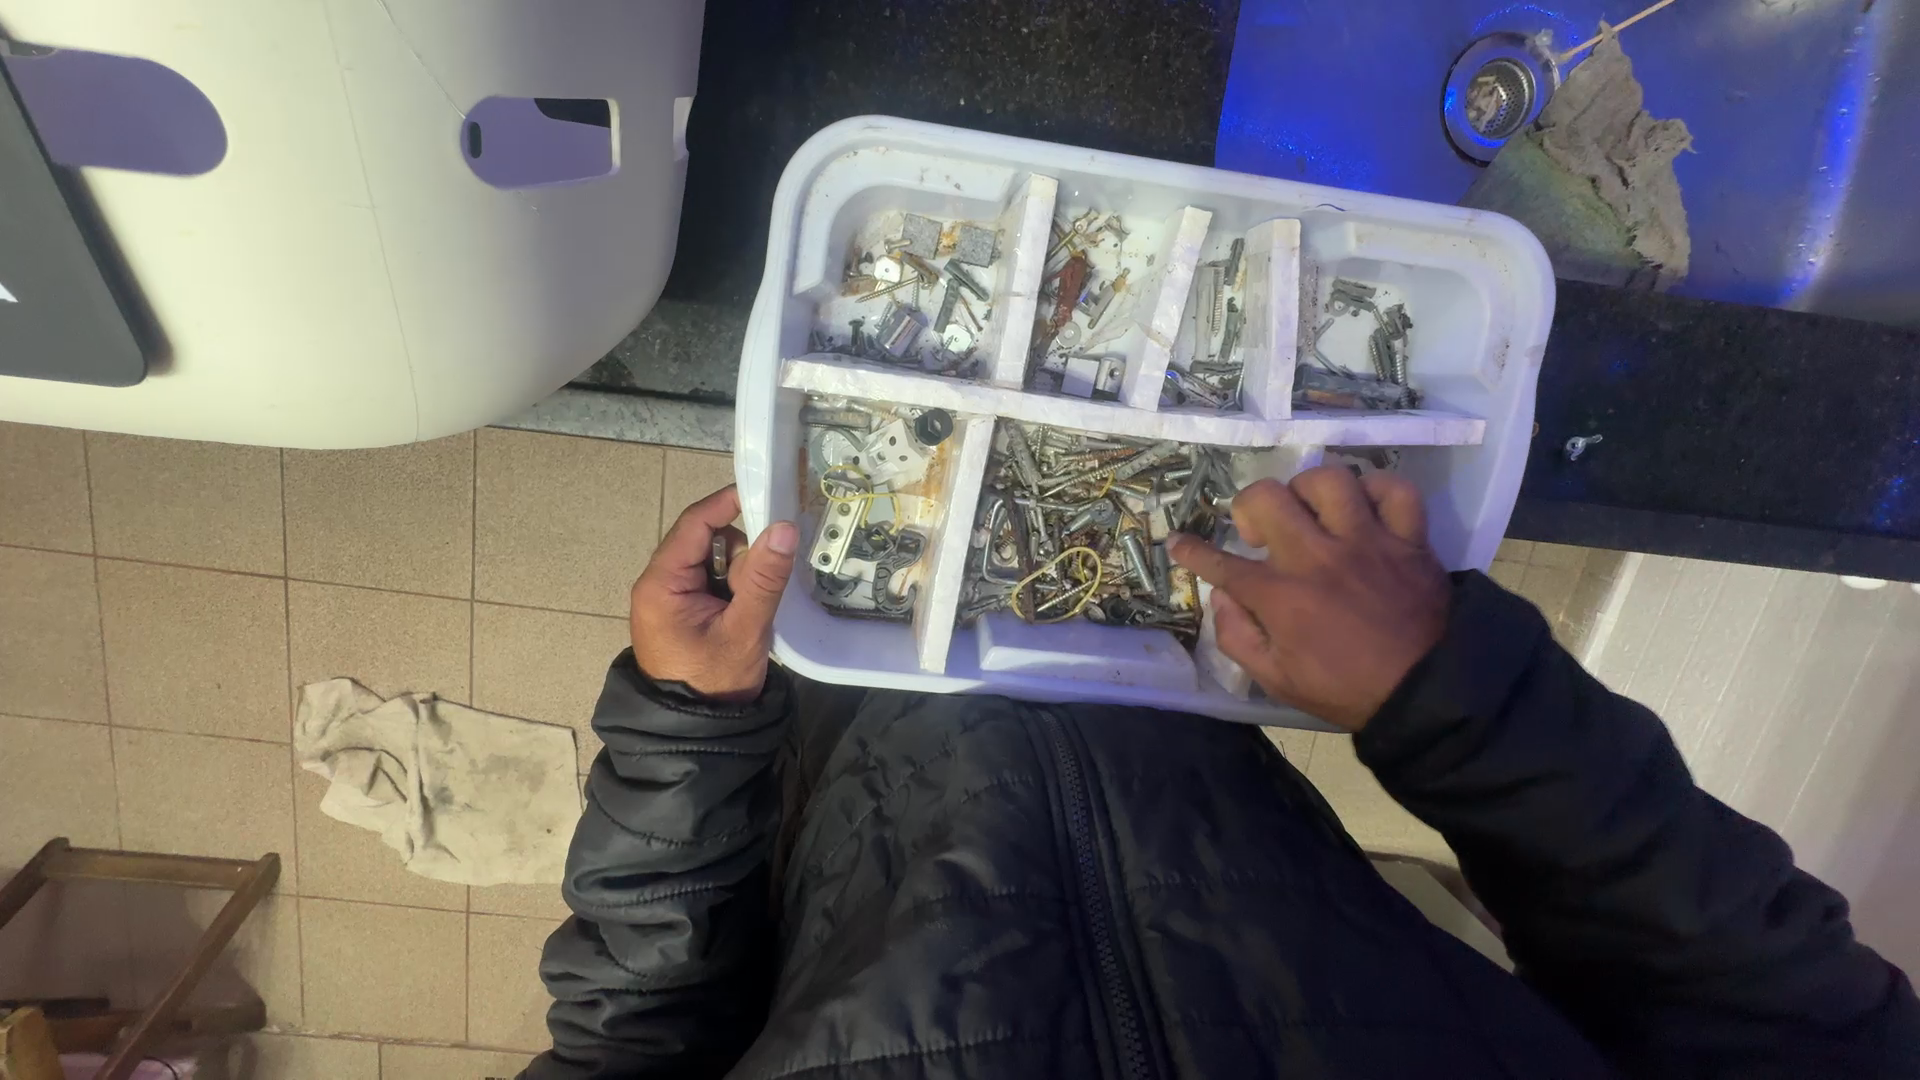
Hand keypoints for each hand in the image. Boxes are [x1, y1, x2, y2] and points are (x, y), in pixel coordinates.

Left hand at [630, 486, 798, 702]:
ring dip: (739, 572)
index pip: (694, 523)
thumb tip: (785, 527)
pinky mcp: (687, 609)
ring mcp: (673, 596)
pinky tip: (746, 608)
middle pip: (707, 539)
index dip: (728, 504)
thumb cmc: (714, 681)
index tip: (767, 495)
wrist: (699, 732)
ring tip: (749, 608)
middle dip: (739, 553)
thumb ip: (763, 577)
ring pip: (715, 558)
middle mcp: (660, 582)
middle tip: (755, 588)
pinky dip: (736, 585)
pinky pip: (715, 579)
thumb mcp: (744, 628)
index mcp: (661, 583)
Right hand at [1167, 467, 1449, 730]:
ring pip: (1327, 481)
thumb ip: (1237, 636)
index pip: (1221, 563)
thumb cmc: (1345, 688)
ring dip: (1307, 492)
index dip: (1191, 551)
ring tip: (1309, 513)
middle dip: (1248, 507)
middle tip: (1258, 534)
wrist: (1430, 694)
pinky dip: (1376, 491)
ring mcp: (1367, 542)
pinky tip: (1362, 509)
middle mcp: (1317, 558)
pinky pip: (1396, 490)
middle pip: (1266, 498)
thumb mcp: (1275, 678)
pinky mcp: (1409, 540)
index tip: (1178, 542)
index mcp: (1281, 596)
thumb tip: (1221, 596)